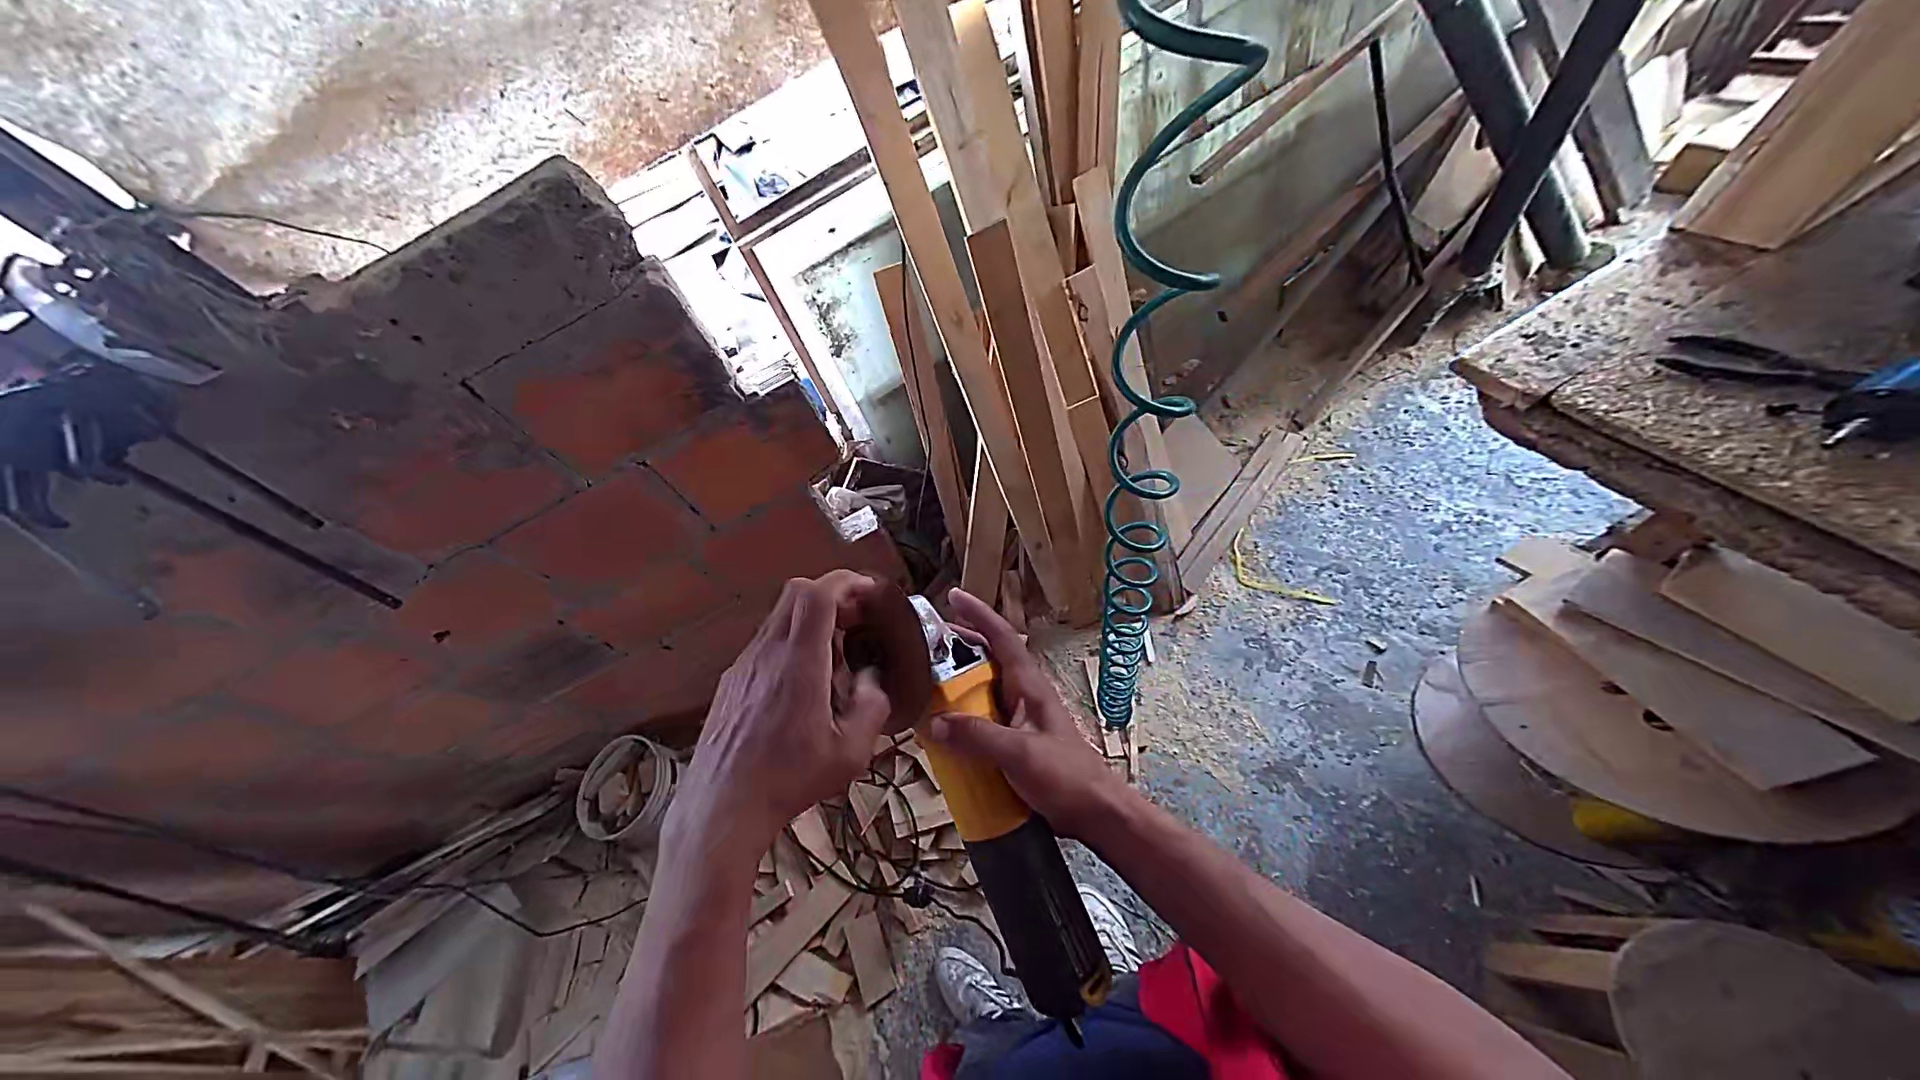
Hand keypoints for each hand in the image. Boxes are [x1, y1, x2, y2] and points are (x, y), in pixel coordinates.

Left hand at [666, 572, 891, 858]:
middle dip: (832, 593)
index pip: (817, 593)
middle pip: (796, 592)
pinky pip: (765, 642)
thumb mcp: (850, 752)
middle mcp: (767, 652)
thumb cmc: (789, 779)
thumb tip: (874, 681)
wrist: (722, 807)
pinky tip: (802, 681)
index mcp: (799, 662)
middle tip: (856, 618)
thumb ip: (873, 706)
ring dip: (811, 618)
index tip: (870, 592)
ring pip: (779, 615)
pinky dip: (792, 641)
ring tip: (834, 655)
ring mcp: (744, 664)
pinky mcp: (732, 681)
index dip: (846, 581)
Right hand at [923, 587, 1132, 839]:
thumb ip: (978, 737)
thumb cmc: (1066, 776)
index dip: (978, 613)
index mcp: (1029, 685)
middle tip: (924, 644)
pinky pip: (981, 719)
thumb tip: (934, 722)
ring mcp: (1018, 718)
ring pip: (981, 689)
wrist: (1095, 813)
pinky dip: (961, 717)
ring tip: (923, 683)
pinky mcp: (1013, 741)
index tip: (953, 595)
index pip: (1002, 637)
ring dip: (956, 684)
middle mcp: (1022, 694)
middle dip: (958, 647)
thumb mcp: (1020, 754)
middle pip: (987, 659)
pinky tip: (941, 728)